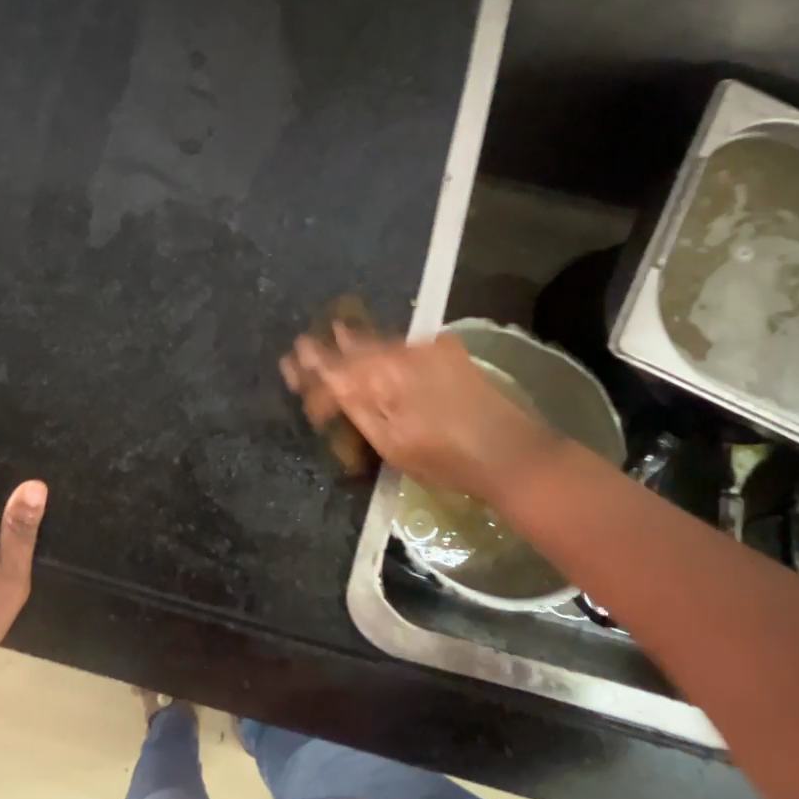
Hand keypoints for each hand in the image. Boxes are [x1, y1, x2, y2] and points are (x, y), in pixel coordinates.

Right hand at [280, 325, 561, 504]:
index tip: (288, 366)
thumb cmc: (445, 460)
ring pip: (376, 343)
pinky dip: (382, 348)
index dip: (308, 368)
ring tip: (332, 337)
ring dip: (352, 345)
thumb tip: (323, 383)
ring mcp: (425, 348)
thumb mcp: (390, 443)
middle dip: (325, 350)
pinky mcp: (445, 350)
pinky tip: (374, 349)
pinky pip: (400, 345)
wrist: (511, 453)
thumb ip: (353, 406)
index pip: (332, 368)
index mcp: (381, 376)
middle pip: (351, 347)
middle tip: (299, 348)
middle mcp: (400, 352)